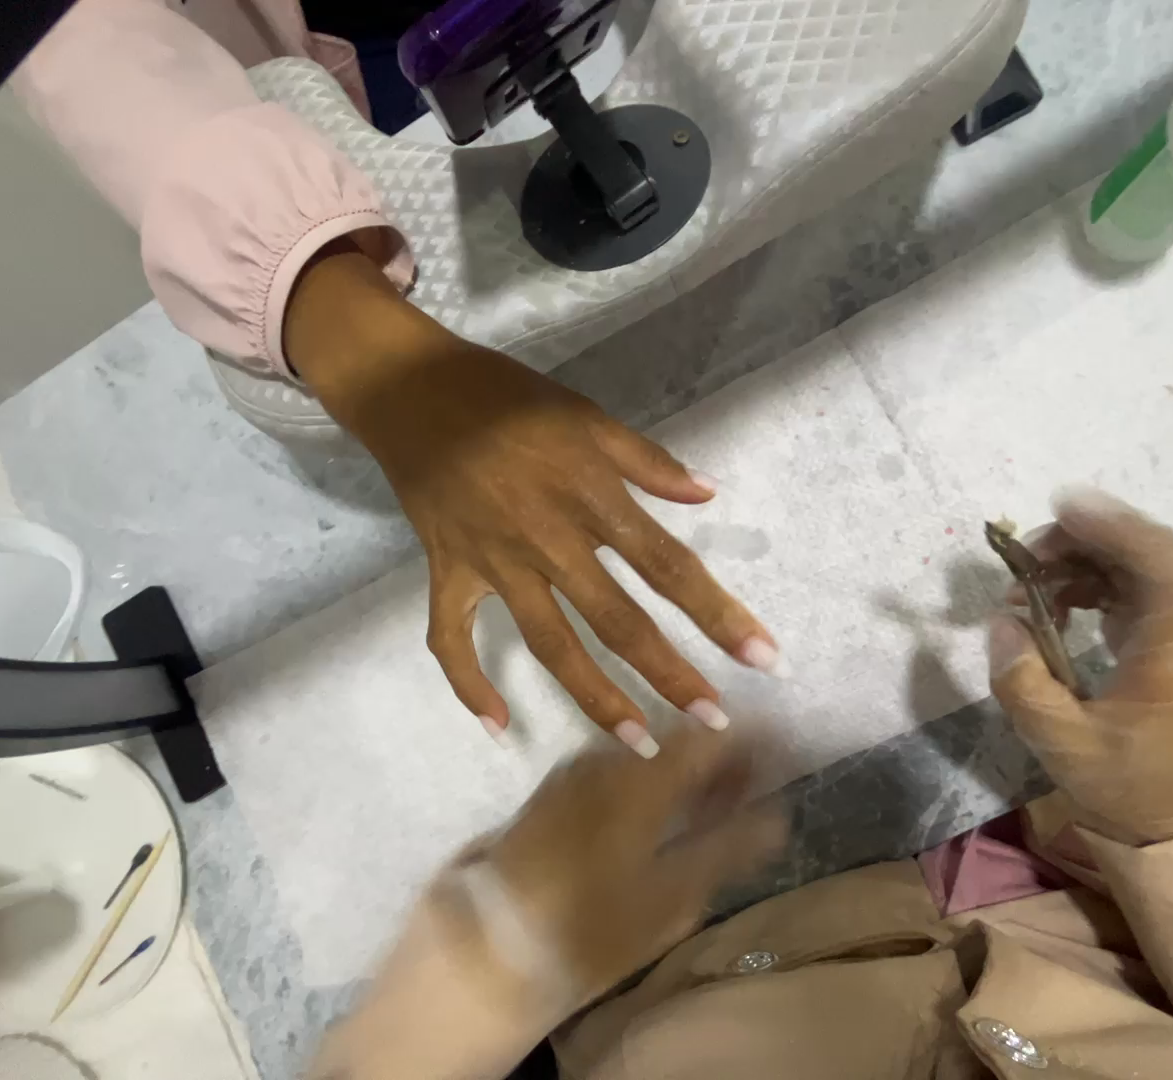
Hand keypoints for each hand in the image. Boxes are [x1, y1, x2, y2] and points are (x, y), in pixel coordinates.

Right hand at [285, 247, 781, 754]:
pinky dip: (469, 685)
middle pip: (618, 621)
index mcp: (589, 498)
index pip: (667, 567)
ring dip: (597, 697)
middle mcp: (547, 541)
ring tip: (641, 742)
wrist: (410, 387)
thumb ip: (648, 460)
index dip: (718, 614)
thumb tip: (707, 493)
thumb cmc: (507, 397)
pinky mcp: (447, 573)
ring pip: (550, 645)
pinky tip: (498, 726)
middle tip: (714, 719)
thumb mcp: (587, 414)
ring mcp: (493, 564)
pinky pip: (452, 640)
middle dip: (669, 673)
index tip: (762, 658)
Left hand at [461, 729, 783, 1007]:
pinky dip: (650, 773)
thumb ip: (727, 851)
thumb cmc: (587, 928)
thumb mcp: (670, 901)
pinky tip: (662, 803)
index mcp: (643, 776)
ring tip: (714, 797)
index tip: (783, 750)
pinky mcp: (558, 784)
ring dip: (686, 764)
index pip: (713, 735)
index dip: (754, 737)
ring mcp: (579, 766)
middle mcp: (610, 755)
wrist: (486, 941)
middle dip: (722, 752)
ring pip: (649, 748)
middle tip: (753, 779)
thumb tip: (776, 818)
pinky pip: (619, 762)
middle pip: (680, 736)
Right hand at [986, 490, 1172, 845]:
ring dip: (1087, 556)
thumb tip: (1003, 622)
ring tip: (1030, 579)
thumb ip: (1022, 681)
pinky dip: (1094, 577)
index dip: (1120, 529)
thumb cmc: (1125, 786)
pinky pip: (1139, 587)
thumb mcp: (1059, 743)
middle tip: (1027, 553)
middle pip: (1157, 555)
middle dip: (1090, 537)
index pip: (1169, 571)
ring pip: (1147, 566)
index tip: (1063, 509)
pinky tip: (1056, 598)